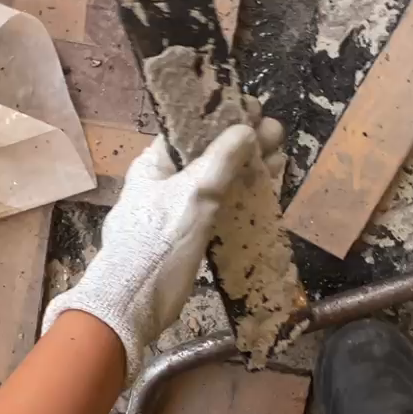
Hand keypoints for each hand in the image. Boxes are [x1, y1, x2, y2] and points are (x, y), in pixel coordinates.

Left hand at [41, 120, 280, 380]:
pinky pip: (220, 204)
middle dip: (243, 140)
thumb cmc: (157, 245)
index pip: (190, 127)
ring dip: (247, 166)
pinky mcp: (190, 232)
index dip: (221, 114)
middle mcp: (164, 180)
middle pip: (208, 151)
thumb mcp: (192, 196)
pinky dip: (242, 193)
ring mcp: (177, 207)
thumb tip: (247, 130)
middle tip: (277, 131)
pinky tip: (266, 187)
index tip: (254, 108)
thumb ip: (220, 161)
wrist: (132, 305)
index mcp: (155, 163)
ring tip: (280, 154)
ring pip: (217, 178)